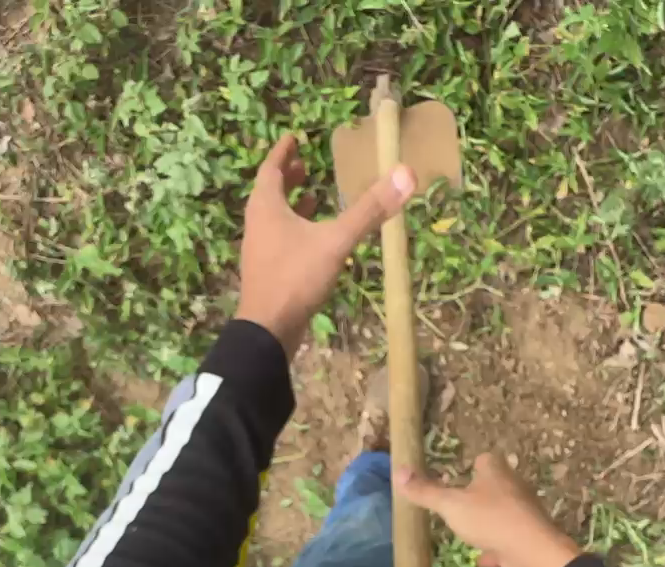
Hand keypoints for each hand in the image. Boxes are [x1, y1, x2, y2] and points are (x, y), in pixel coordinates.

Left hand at [233, 133, 415, 355]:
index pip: (271, 168)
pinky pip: (280, 242)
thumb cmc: (295, 278)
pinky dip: (295, 232)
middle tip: (305, 166)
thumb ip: (369, 211)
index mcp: (267, 207)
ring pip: (275, 219)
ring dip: (292, 206)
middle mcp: (258, 225)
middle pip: (270, 193)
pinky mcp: (267, 274)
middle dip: (289, 178)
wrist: (267, 331)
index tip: (293, 138)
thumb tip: (406, 175)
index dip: (284, 152)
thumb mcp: (335, 241)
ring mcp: (260, 252)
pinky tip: (314, 243)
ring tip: (313, 198)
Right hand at [394, 453, 582, 566]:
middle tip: (459, 504)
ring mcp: (523, 512)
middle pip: (495, 484)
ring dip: (488, 520)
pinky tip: (484, 557)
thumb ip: (425, 491)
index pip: (486, 459)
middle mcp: (513, 487)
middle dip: (479, 494)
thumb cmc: (490, 519)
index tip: (460, 475)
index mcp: (496, 472)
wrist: (531, 552)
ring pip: (502, 512)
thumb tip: (398, 470)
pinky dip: (496, 546)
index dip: (473, 465)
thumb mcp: (451, 505)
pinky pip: (508, 538)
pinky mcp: (529, 536)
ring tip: (469, 530)